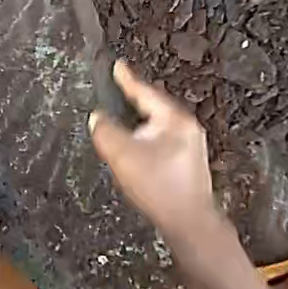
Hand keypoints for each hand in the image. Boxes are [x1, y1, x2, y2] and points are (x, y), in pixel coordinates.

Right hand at [88, 61, 215, 234]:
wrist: (188, 222)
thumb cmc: (160, 188)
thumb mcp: (122, 155)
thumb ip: (104, 130)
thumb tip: (97, 118)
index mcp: (174, 119)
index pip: (145, 92)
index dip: (127, 79)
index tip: (117, 66)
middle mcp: (186, 128)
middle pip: (153, 106)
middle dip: (133, 101)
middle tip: (117, 90)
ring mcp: (190, 145)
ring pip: (157, 124)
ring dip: (138, 122)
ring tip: (122, 119)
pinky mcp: (187, 162)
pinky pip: (161, 139)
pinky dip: (145, 138)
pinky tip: (136, 148)